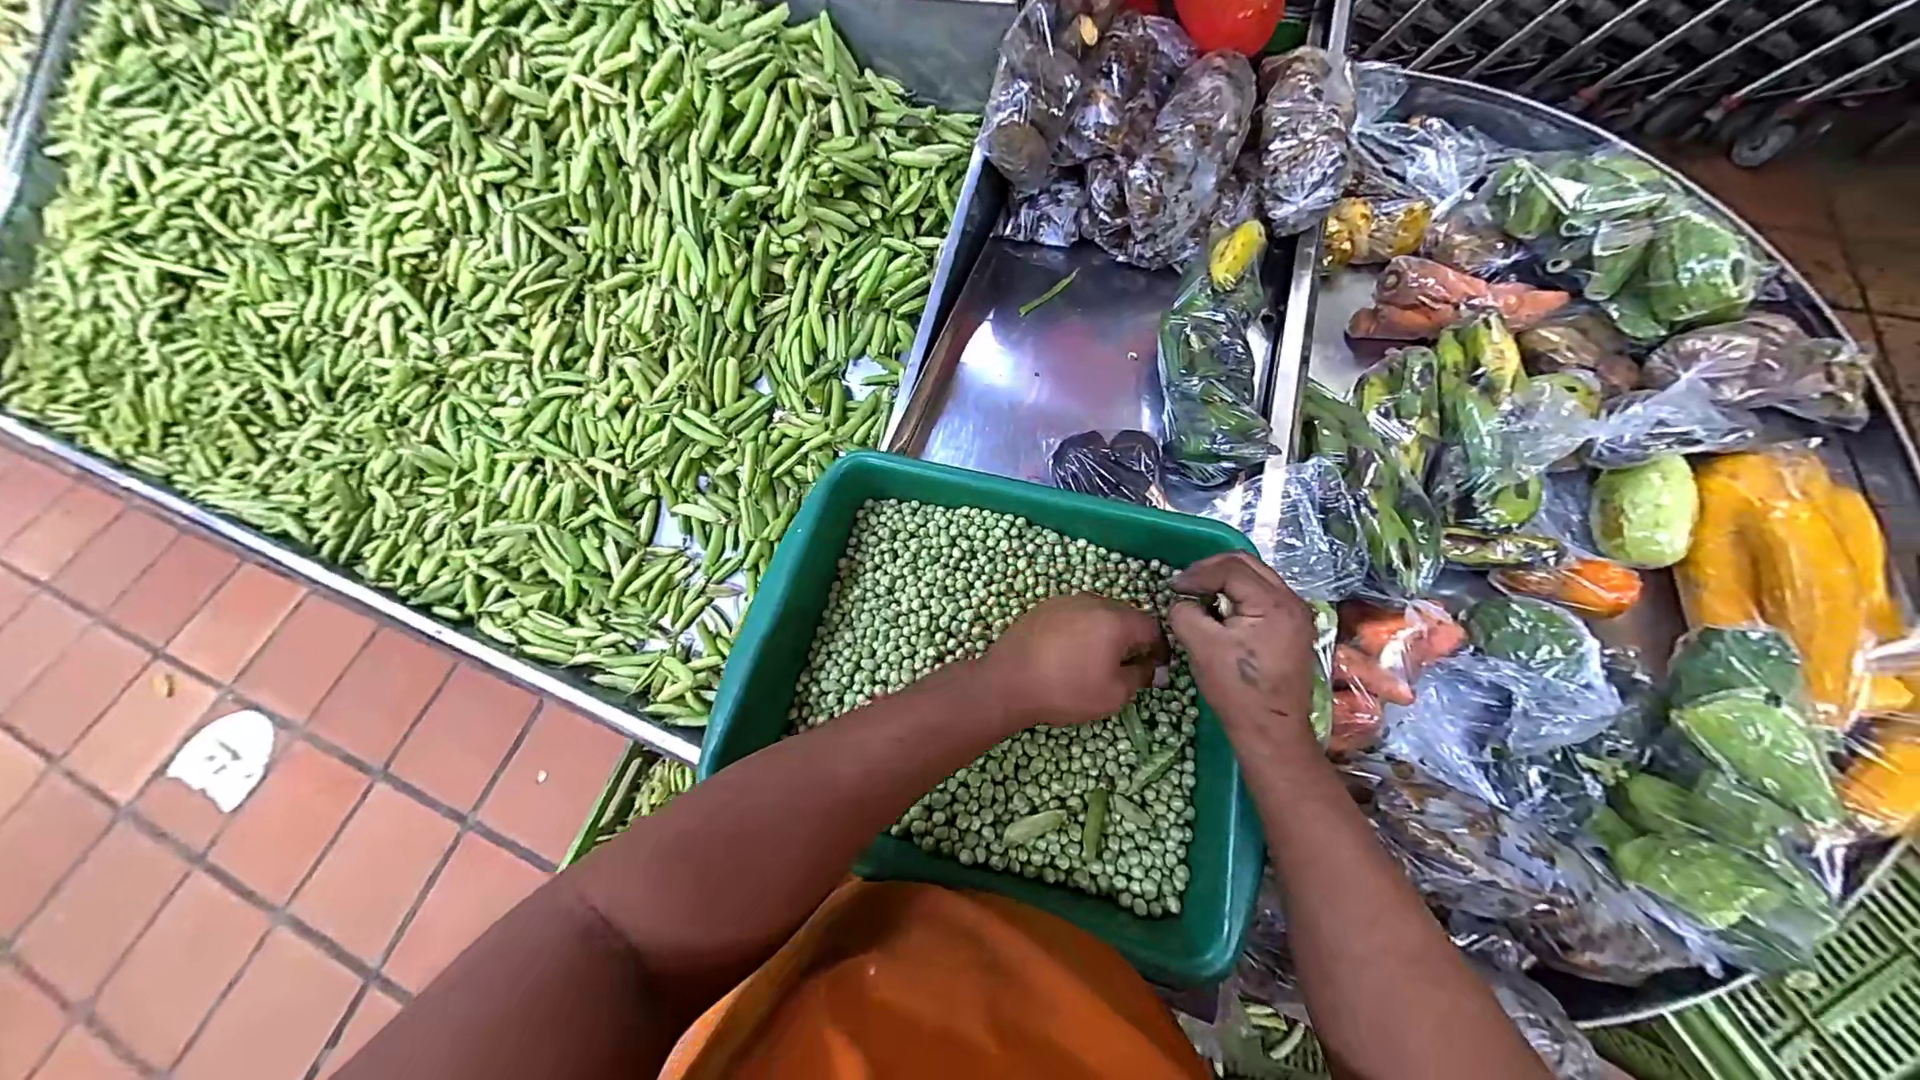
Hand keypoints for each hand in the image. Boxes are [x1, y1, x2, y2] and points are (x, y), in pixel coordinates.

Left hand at [982, 594, 1166, 728]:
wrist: (1006, 683)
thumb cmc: (1065, 691)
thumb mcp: (1114, 694)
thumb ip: (1140, 676)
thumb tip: (1149, 666)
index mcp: (1115, 619)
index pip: (1152, 626)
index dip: (1159, 648)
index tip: (1154, 668)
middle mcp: (1092, 601)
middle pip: (1125, 616)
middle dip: (1131, 639)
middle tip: (1125, 666)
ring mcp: (1065, 601)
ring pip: (1098, 613)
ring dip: (1104, 633)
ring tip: (1093, 660)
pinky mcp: (1043, 607)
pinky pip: (1074, 615)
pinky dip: (1079, 630)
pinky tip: (1068, 653)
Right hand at [1167, 553, 1317, 748]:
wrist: (1271, 731)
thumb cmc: (1237, 690)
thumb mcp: (1201, 647)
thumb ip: (1185, 613)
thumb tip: (1182, 601)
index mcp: (1274, 604)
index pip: (1230, 569)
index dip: (1197, 574)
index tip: (1172, 588)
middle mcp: (1292, 602)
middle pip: (1246, 564)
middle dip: (1210, 569)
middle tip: (1185, 585)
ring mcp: (1296, 614)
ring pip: (1255, 577)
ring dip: (1224, 580)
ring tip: (1198, 595)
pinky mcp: (1292, 628)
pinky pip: (1261, 595)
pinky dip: (1236, 594)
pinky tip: (1218, 611)